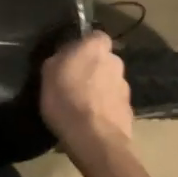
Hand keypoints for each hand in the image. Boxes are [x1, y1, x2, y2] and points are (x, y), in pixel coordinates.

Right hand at [40, 31, 134, 155]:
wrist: (95, 141)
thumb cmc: (66, 99)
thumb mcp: (48, 72)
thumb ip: (60, 57)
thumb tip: (66, 55)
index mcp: (96, 47)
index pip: (97, 36)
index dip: (86, 46)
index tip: (73, 57)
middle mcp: (115, 62)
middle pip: (105, 60)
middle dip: (95, 69)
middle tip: (76, 83)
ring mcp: (125, 88)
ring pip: (111, 83)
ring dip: (101, 90)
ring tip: (83, 107)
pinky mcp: (130, 113)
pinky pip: (114, 105)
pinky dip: (106, 110)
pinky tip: (92, 123)